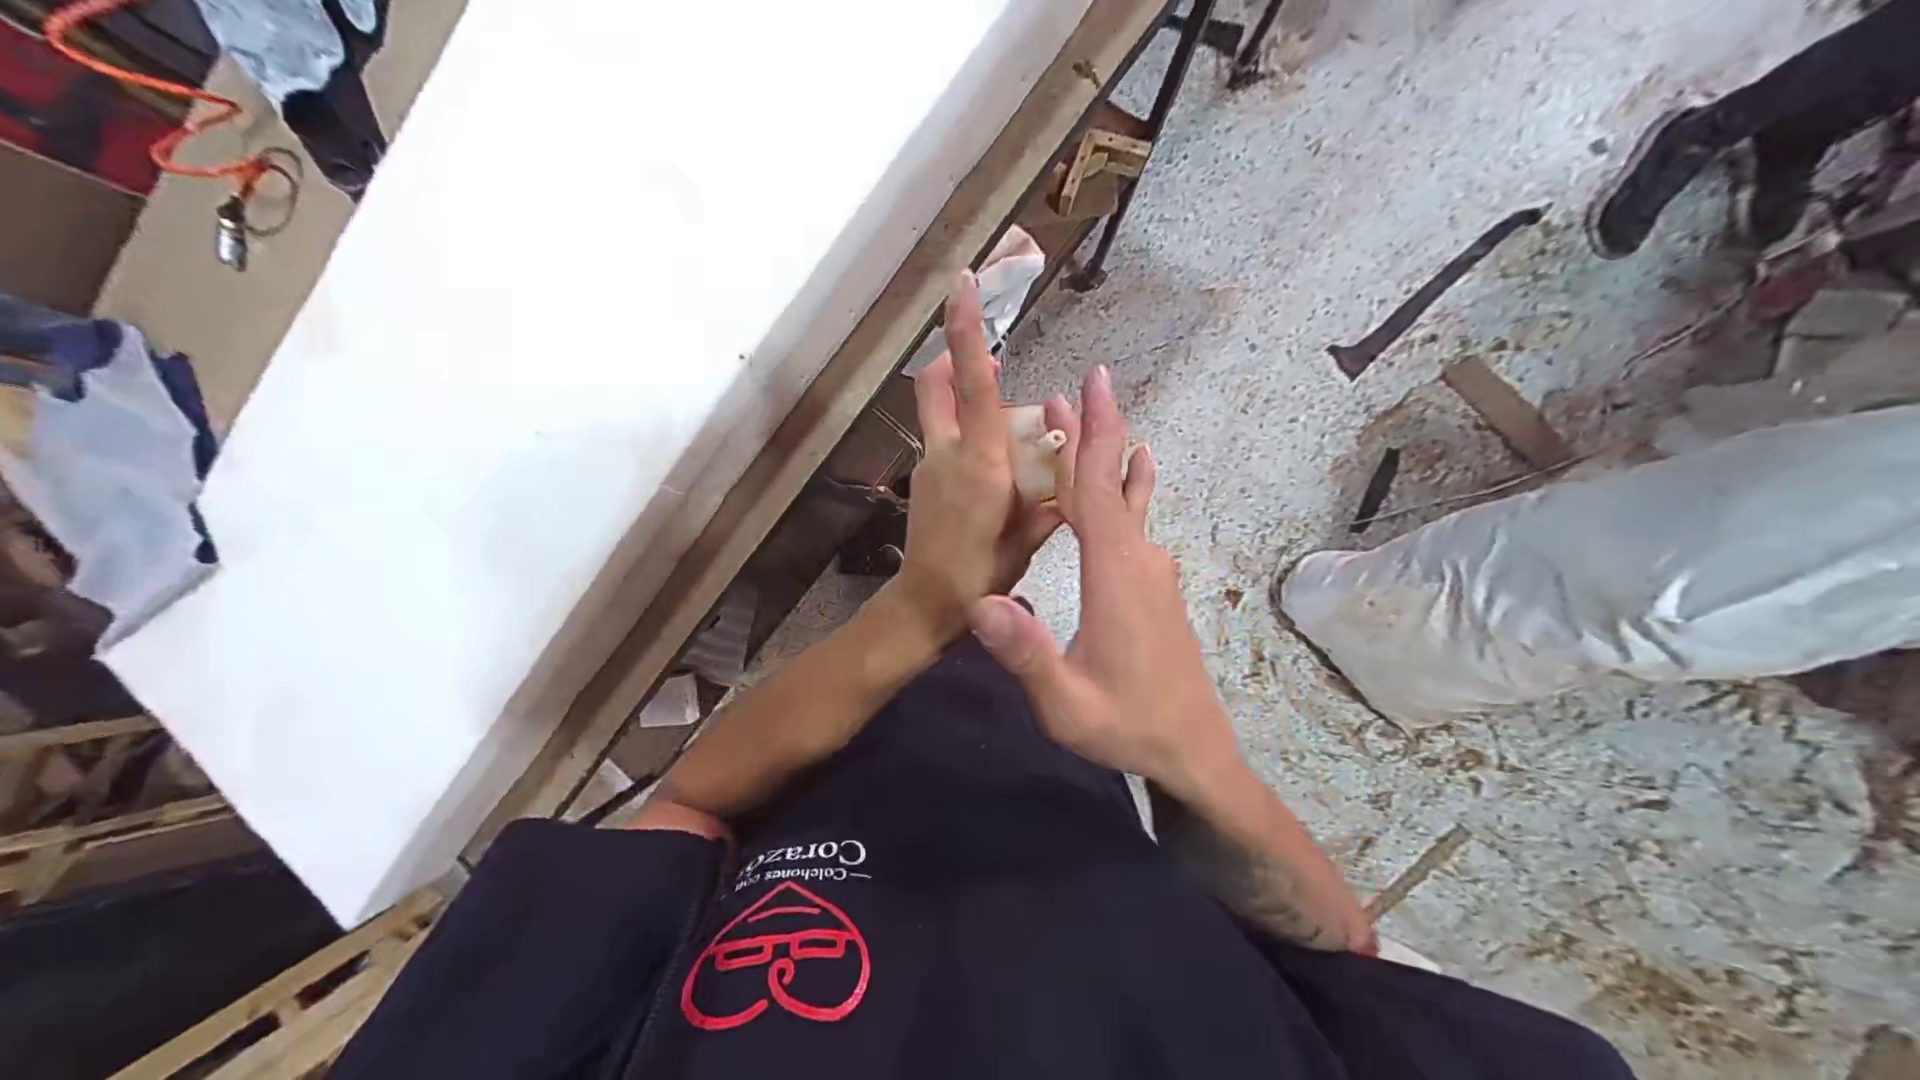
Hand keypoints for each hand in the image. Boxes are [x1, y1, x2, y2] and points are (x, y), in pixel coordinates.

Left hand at [897, 272, 1061, 634]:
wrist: (927, 604)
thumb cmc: (984, 573)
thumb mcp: (1029, 537)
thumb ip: (1051, 500)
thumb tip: (1070, 478)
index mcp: (981, 463)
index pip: (973, 383)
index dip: (966, 331)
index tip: (964, 285)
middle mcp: (948, 453)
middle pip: (938, 383)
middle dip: (957, 355)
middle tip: (993, 359)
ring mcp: (928, 465)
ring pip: (941, 411)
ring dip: (966, 401)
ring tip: (1007, 437)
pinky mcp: (923, 479)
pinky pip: (944, 441)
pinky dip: (966, 438)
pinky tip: (990, 472)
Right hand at [965, 365, 1240, 800]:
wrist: (1195, 750)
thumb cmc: (1128, 726)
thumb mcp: (1067, 705)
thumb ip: (1027, 655)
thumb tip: (981, 602)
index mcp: (1115, 577)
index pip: (1099, 491)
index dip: (1090, 436)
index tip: (1086, 386)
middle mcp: (1140, 561)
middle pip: (1115, 483)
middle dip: (1098, 431)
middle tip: (1081, 384)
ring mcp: (1153, 573)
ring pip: (1128, 500)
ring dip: (1110, 455)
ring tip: (1097, 418)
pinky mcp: (1155, 587)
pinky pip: (1134, 523)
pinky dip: (1124, 489)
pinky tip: (1134, 476)